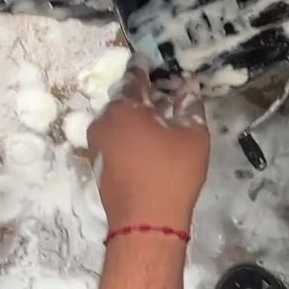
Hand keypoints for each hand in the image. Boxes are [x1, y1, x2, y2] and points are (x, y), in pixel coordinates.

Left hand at [89, 73, 211, 230]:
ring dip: (137, 118)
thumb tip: (189, 86)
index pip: (135, 76)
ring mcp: (96, 144)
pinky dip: (130, 136)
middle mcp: (103, 120)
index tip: (159, 65)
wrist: (146, 223)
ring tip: (162, 123)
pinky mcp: (97, 164)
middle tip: (168, 97)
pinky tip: (149, 145)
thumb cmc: (172, 174)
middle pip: (124, 99)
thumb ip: (190, 106)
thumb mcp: (192, 136)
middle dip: (144, 97)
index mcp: (124, 107)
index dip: (148, 69)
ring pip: (119, 120)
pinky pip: (115, 139)